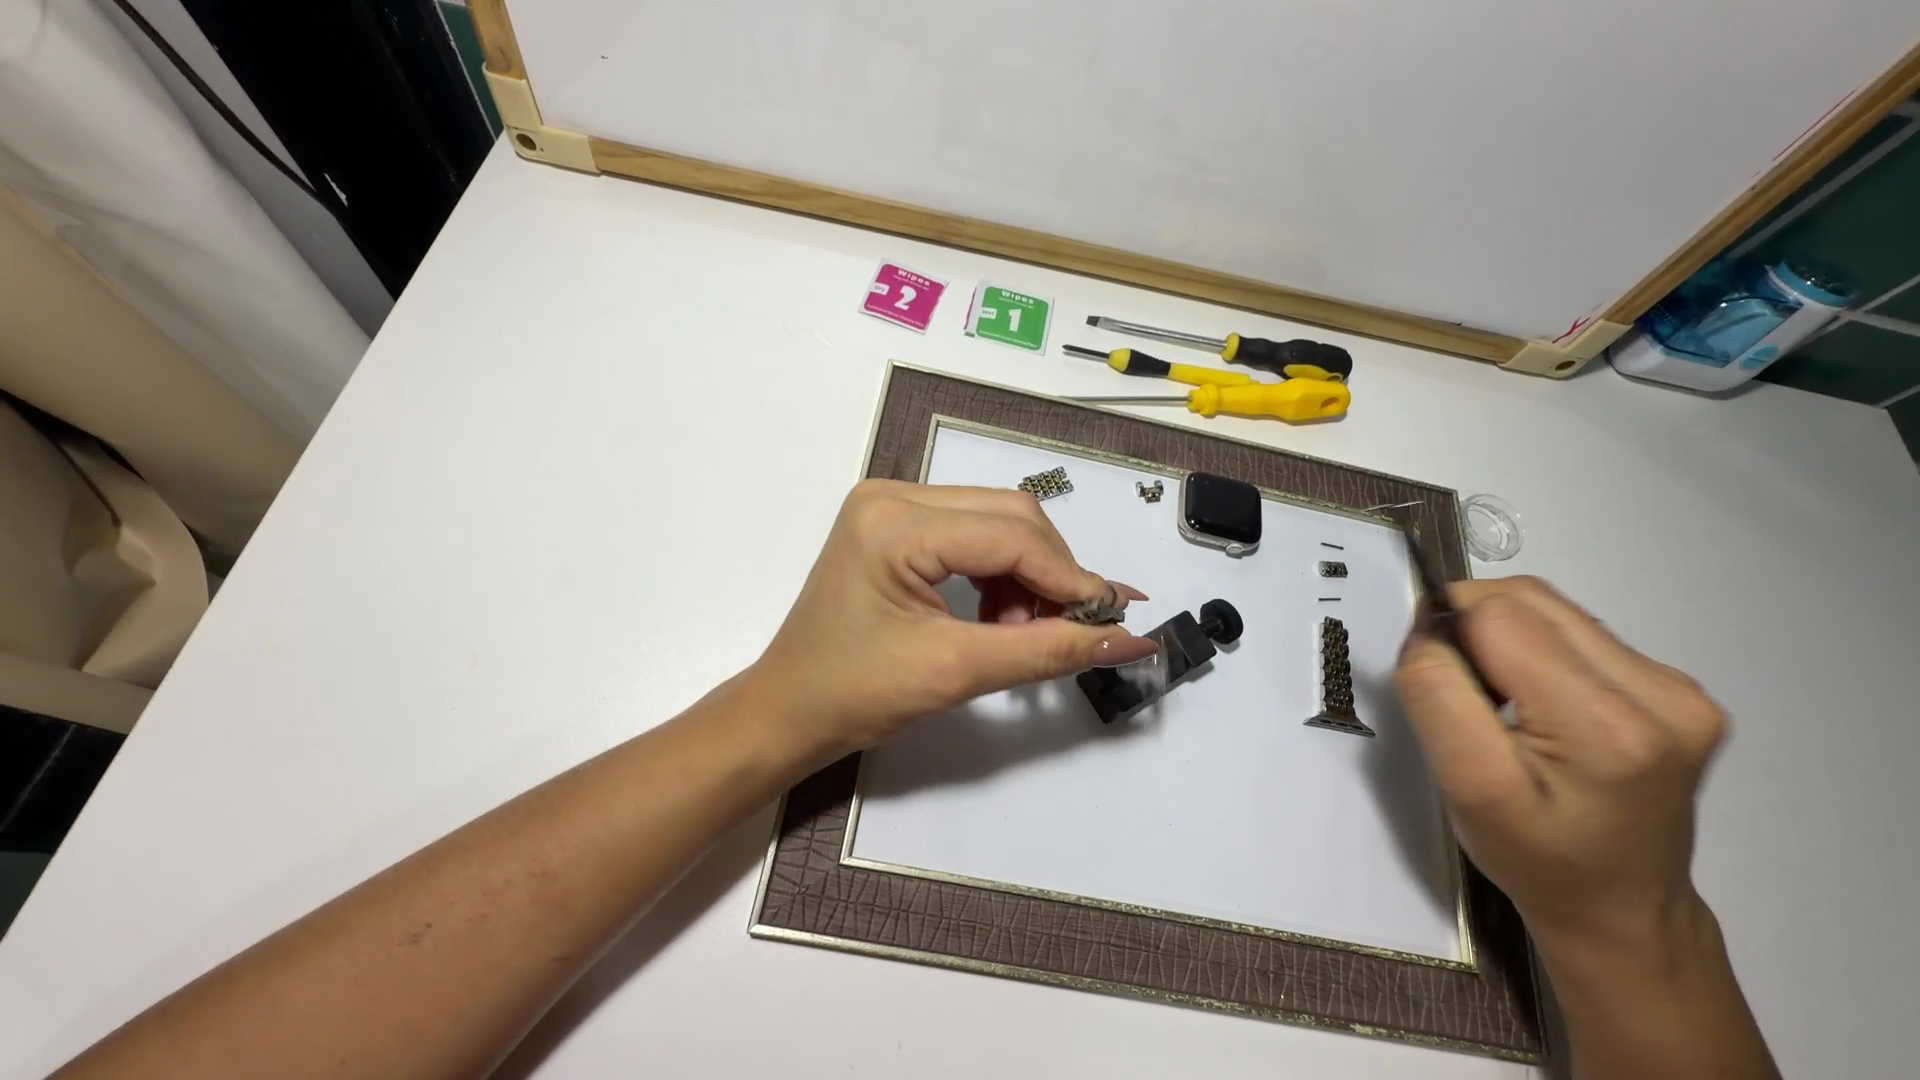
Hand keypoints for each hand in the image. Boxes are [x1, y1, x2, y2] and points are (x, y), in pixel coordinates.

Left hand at [743, 481, 1157, 762]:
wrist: (789, 711)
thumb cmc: (856, 696)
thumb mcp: (956, 672)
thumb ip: (1049, 650)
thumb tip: (1133, 638)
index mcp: (893, 523)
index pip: (1010, 535)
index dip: (1069, 577)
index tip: (1113, 619)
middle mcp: (890, 496)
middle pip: (1008, 516)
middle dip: (1048, 574)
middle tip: (1064, 632)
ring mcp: (889, 507)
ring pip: (995, 523)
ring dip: (1025, 575)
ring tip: (1020, 633)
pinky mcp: (893, 526)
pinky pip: (970, 534)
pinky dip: (997, 574)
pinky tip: (997, 618)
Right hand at [1393, 577, 1726, 950]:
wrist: (1617, 906)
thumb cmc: (1533, 854)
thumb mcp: (1464, 784)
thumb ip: (1437, 694)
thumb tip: (1428, 629)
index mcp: (1606, 723)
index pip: (1499, 616)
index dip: (1447, 632)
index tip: (1432, 679)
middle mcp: (1661, 693)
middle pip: (1530, 600)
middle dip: (1473, 625)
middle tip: (1458, 688)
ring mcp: (1678, 688)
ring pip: (1553, 609)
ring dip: (1502, 633)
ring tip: (1495, 696)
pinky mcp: (1678, 690)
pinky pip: (1578, 632)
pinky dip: (1535, 648)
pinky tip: (1533, 698)